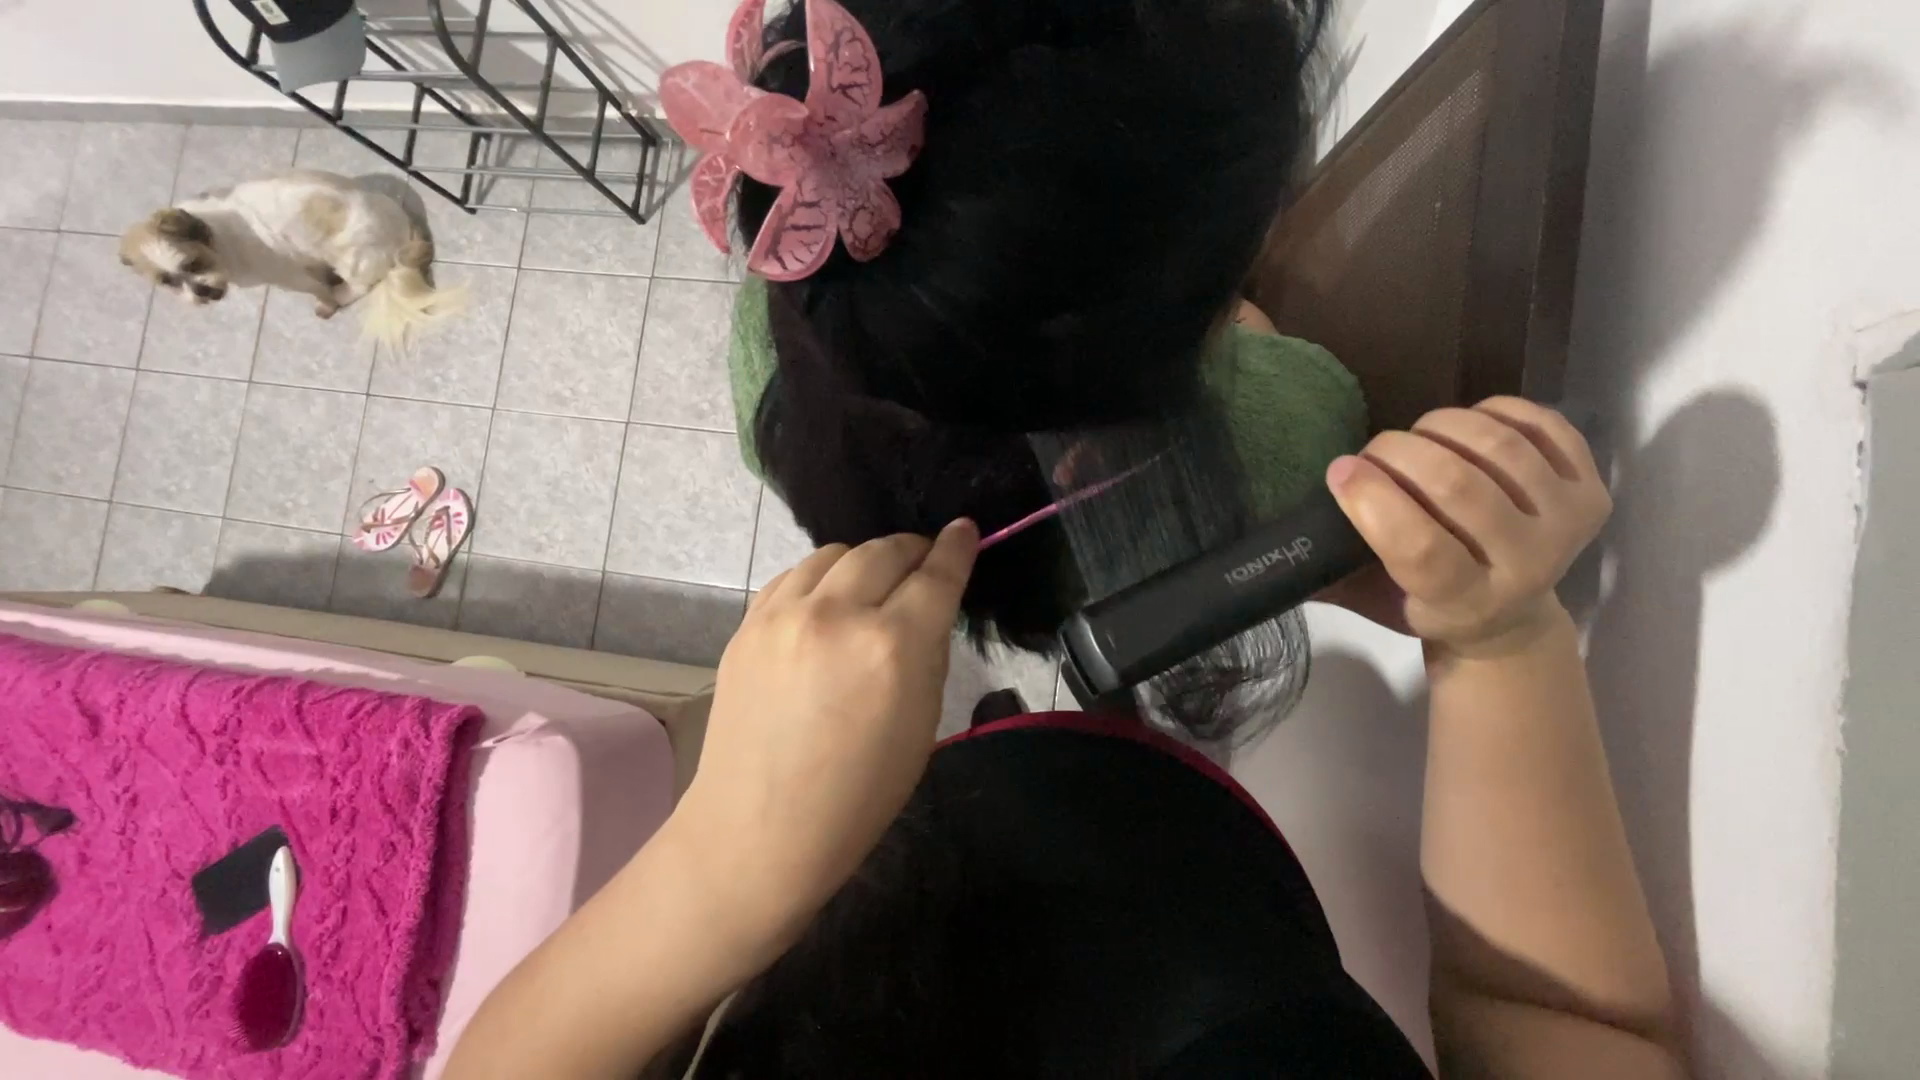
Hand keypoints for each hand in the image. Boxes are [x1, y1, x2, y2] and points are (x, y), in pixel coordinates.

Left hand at [673, 519, 978, 938]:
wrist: (760, 828)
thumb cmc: (859, 795)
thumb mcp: (922, 723)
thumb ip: (928, 651)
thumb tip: (930, 606)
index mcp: (892, 646)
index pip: (935, 575)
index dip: (957, 548)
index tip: (965, 530)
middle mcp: (837, 615)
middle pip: (885, 550)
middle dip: (914, 550)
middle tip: (925, 563)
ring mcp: (784, 615)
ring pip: (836, 553)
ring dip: (865, 560)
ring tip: (874, 585)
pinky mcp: (748, 624)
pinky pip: (795, 576)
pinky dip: (822, 578)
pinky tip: (828, 602)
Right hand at [1320, 398, 1609, 658]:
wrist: (1506, 616)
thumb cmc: (1418, 602)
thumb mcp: (1371, 602)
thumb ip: (1330, 573)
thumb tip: (1287, 536)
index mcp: (1465, 603)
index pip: (1421, 548)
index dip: (1374, 501)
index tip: (1339, 471)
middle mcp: (1527, 566)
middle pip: (1459, 487)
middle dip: (1397, 454)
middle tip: (1371, 452)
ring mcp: (1568, 524)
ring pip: (1498, 448)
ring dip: (1439, 428)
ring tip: (1414, 439)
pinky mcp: (1591, 488)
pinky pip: (1541, 425)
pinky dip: (1492, 412)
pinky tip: (1462, 428)